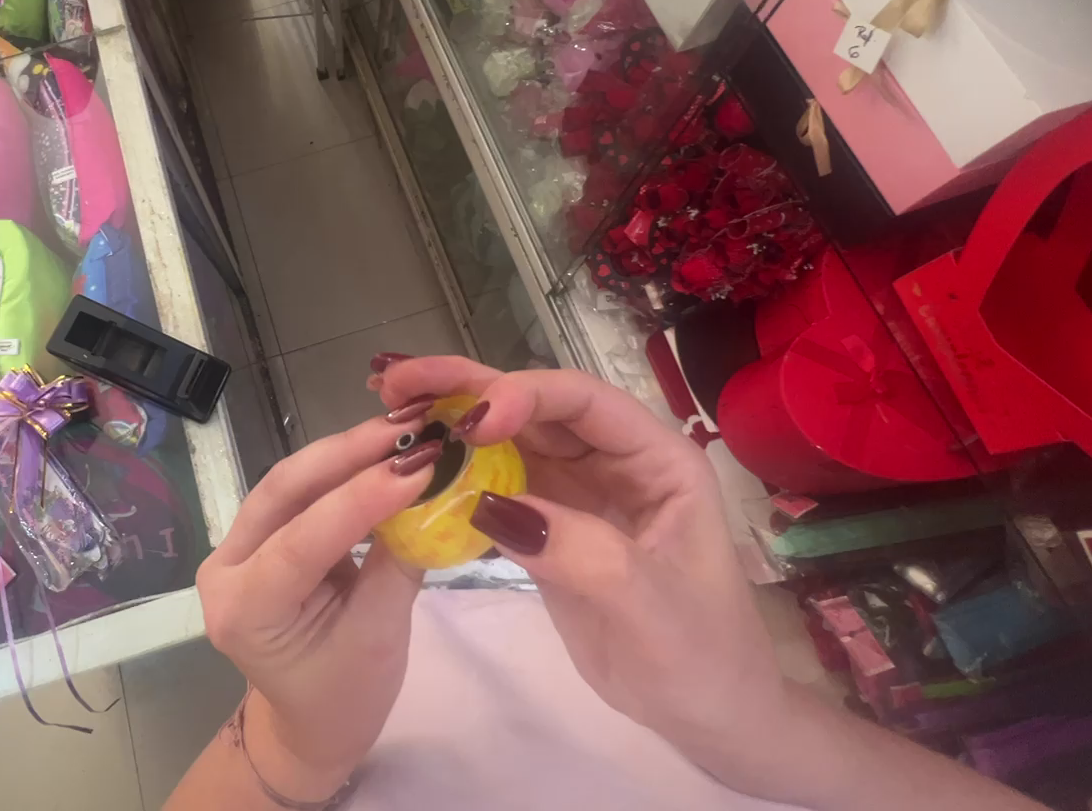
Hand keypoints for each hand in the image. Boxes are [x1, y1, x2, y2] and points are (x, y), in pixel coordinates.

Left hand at [195, 413, 441, 798]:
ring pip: (290, 481)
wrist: (310, 722)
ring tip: (402, 429)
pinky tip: (381, 450)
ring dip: (348, 452)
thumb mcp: (379, 637)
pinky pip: (299, 490)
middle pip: (283, 491)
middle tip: (409, 426)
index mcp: (243, 611)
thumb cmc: (345, 697)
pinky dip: (343, 468)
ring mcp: (235, 545)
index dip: (360, 498)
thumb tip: (432, 488)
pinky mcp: (258, 532)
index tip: (418, 463)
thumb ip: (399, 559)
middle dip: (348, 453)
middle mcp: (224, 568)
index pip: (300, 542)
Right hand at [377, 357, 790, 781]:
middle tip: (396, 379)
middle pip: (531, 404)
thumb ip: (576, 549)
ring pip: (504, 435)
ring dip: (448, 416)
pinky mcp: (544, 515)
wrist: (702, 711)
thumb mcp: (648, 607)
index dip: (524, 396)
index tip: (471, 423)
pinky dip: (451, 466)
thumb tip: (484, 504)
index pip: (582, 401)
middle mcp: (609, 455)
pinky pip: (492, 478)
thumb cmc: (698, 656)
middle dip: (465, 386)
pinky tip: (411, 457)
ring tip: (389, 404)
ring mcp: (573, 483)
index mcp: (654, 456)